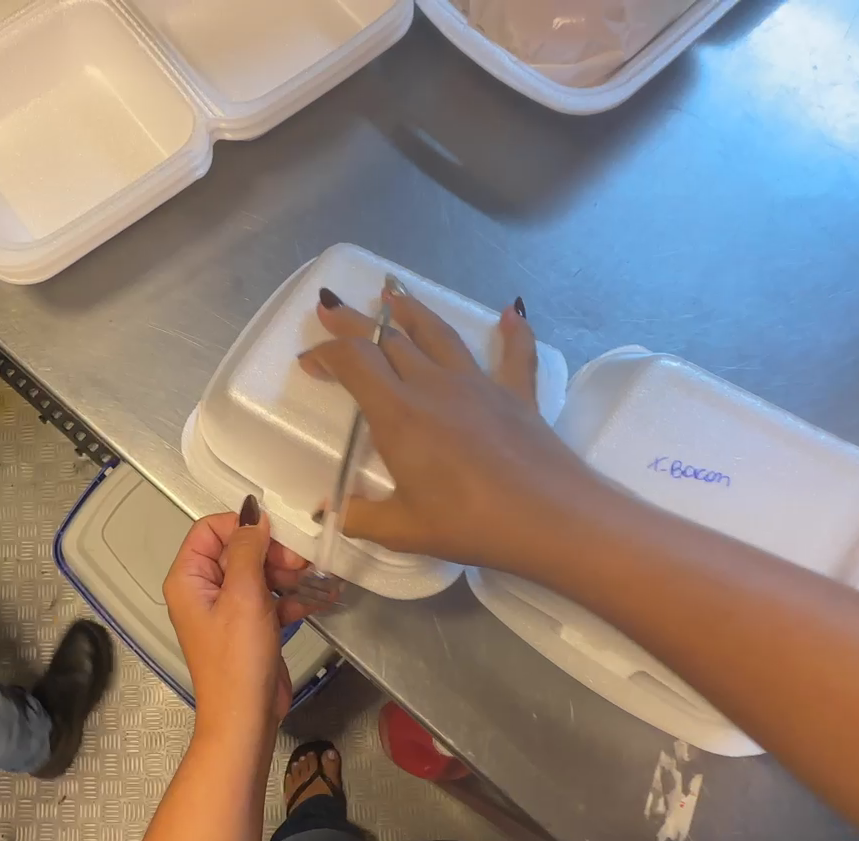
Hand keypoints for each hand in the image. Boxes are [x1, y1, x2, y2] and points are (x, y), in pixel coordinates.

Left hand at [163, 500, 310, 733]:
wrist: (246, 716)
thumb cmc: (237, 657)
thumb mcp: (243, 595)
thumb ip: (247, 549)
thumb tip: (252, 515)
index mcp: (189, 578)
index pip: (210, 530)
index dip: (242, 527)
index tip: (276, 536)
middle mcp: (204, 589)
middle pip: (238, 550)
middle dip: (271, 552)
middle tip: (300, 563)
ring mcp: (227, 609)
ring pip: (258, 573)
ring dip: (287, 574)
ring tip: (315, 580)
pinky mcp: (249, 627)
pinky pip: (270, 599)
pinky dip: (292, 597)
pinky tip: (319, 599)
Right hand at [298, 288, 607, 573]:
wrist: (550, 520)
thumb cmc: (469, 524)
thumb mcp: (401, 529)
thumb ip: (359, 516)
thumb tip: (331, 511)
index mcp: (399, 414)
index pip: (354, 362)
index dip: (326, 353)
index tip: (308, 361)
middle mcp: (434, 386)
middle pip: (389, 339)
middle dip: (354, 323)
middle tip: (332, 310)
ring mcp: (479, 385)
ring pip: (439, 334)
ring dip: (411, 310)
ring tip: (392, 293)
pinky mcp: (517, 395)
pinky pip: (514, 354)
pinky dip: (512, 332)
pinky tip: (511, 312)